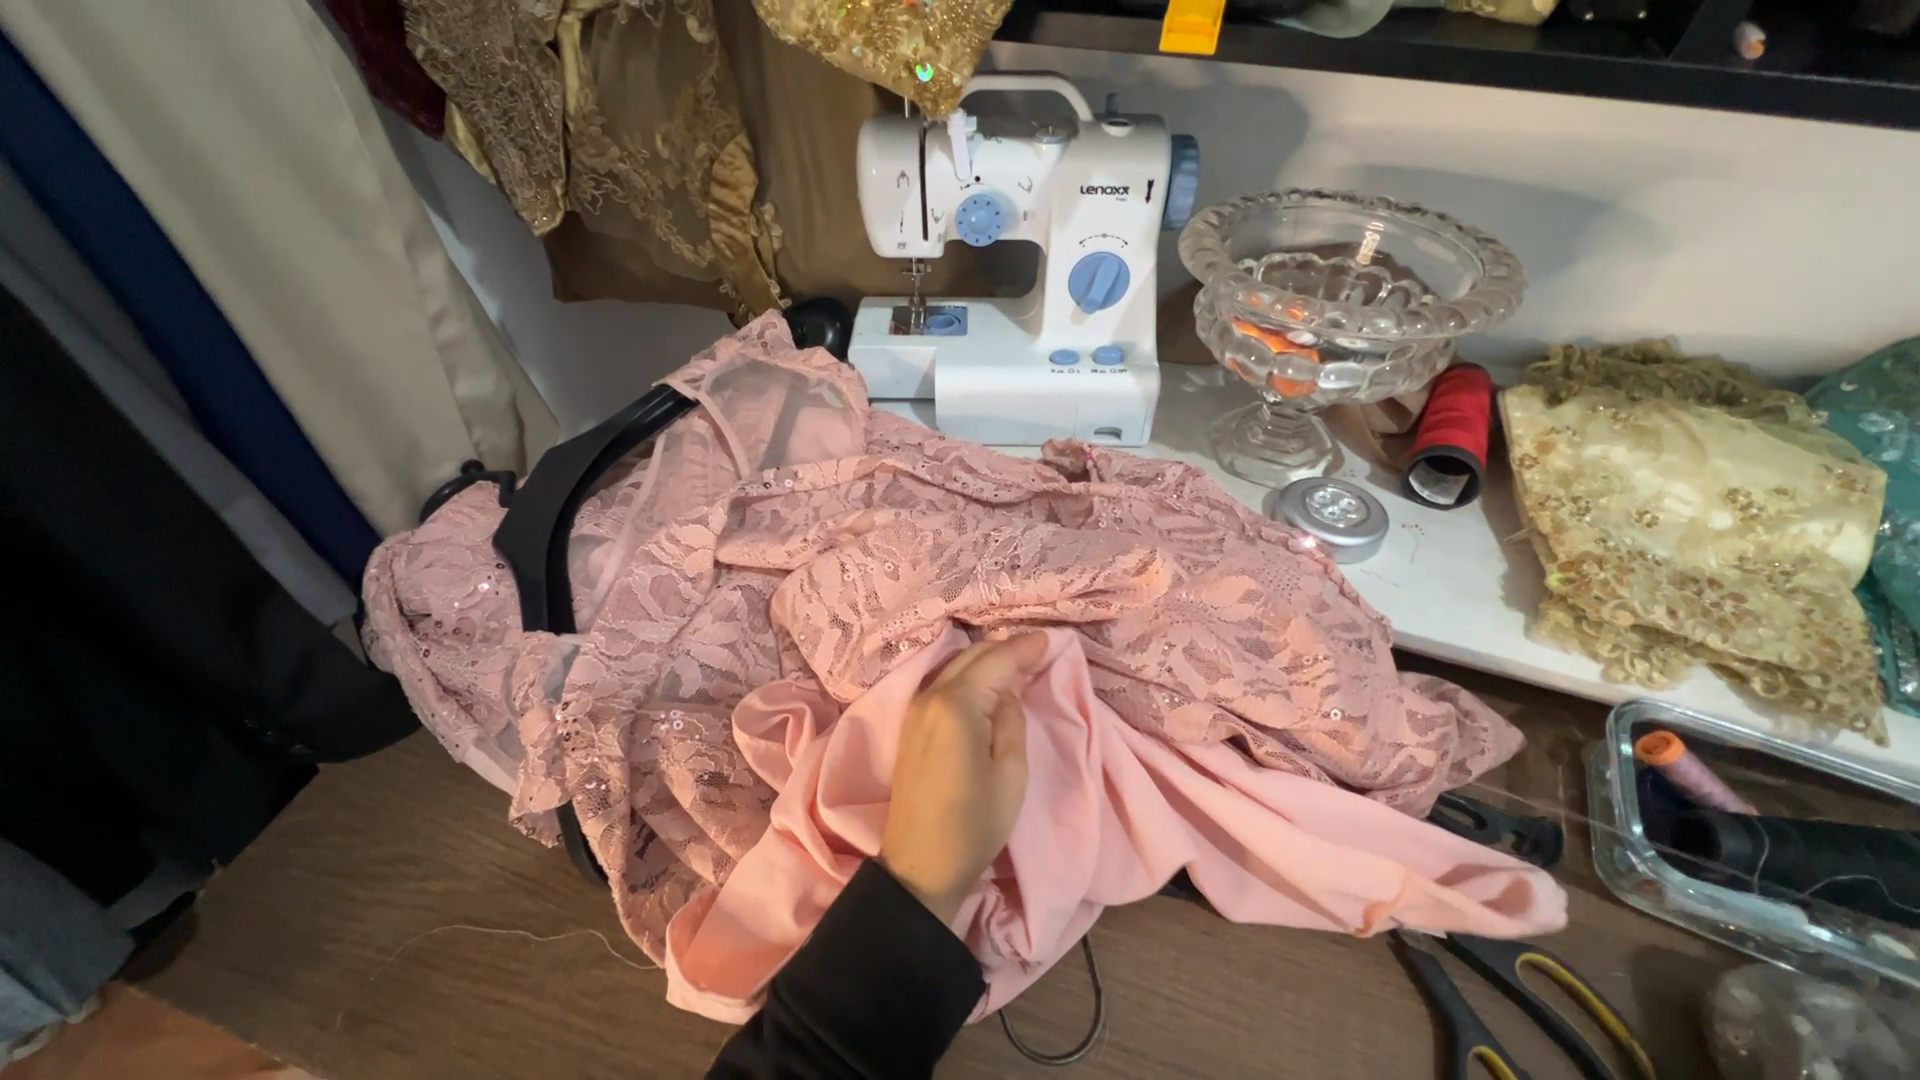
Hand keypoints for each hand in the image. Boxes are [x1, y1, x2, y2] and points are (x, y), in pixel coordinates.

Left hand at [880, 632, 1049, 927]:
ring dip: (987, 660)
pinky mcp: (912, 725)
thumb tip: (1007, 694)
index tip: (1050, 639)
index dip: (1024, 648)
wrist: (919, 864)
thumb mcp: (1011, 774)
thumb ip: (1012, 722)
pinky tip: (988, 684)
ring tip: (1018, 662)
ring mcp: (916, 710)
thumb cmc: (973, 824)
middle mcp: (931, 697)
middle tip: (1039, 648)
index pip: (996, 661)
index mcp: (957, 705)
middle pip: (972, 657)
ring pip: (956, 667)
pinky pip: (945, 684)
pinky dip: (970, 675)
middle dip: (1006, 649)